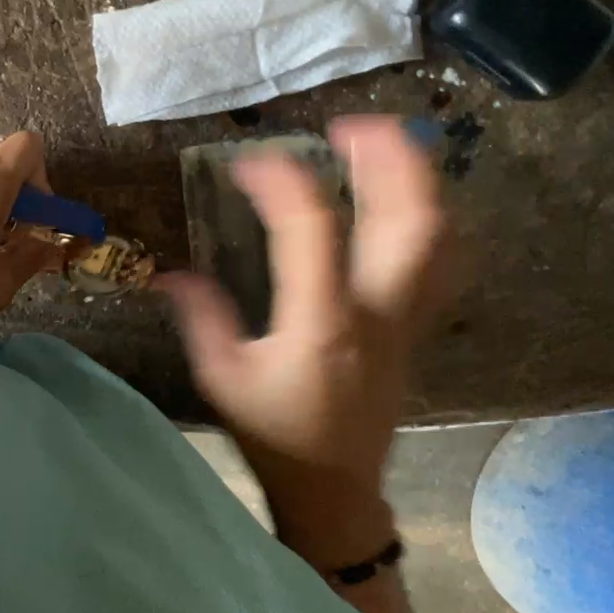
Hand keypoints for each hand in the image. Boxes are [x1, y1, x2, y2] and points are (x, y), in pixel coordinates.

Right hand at [157, 117, 449, 544]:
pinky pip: (444, 263)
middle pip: (411, 219)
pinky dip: (434, 220)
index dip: (282, 184)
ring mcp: (408, 321)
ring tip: (389, 146)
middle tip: (351, 126)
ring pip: (441, 236)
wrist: (334, 487)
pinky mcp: (417, 329)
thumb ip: (202, 318)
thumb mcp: (220, 378)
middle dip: (388, 160)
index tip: (248, 163)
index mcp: (321, 324)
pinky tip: (412, 203)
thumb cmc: (272, 434)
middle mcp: (376, 313)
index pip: (312, 230)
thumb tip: (169, 274)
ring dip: (420, 181)